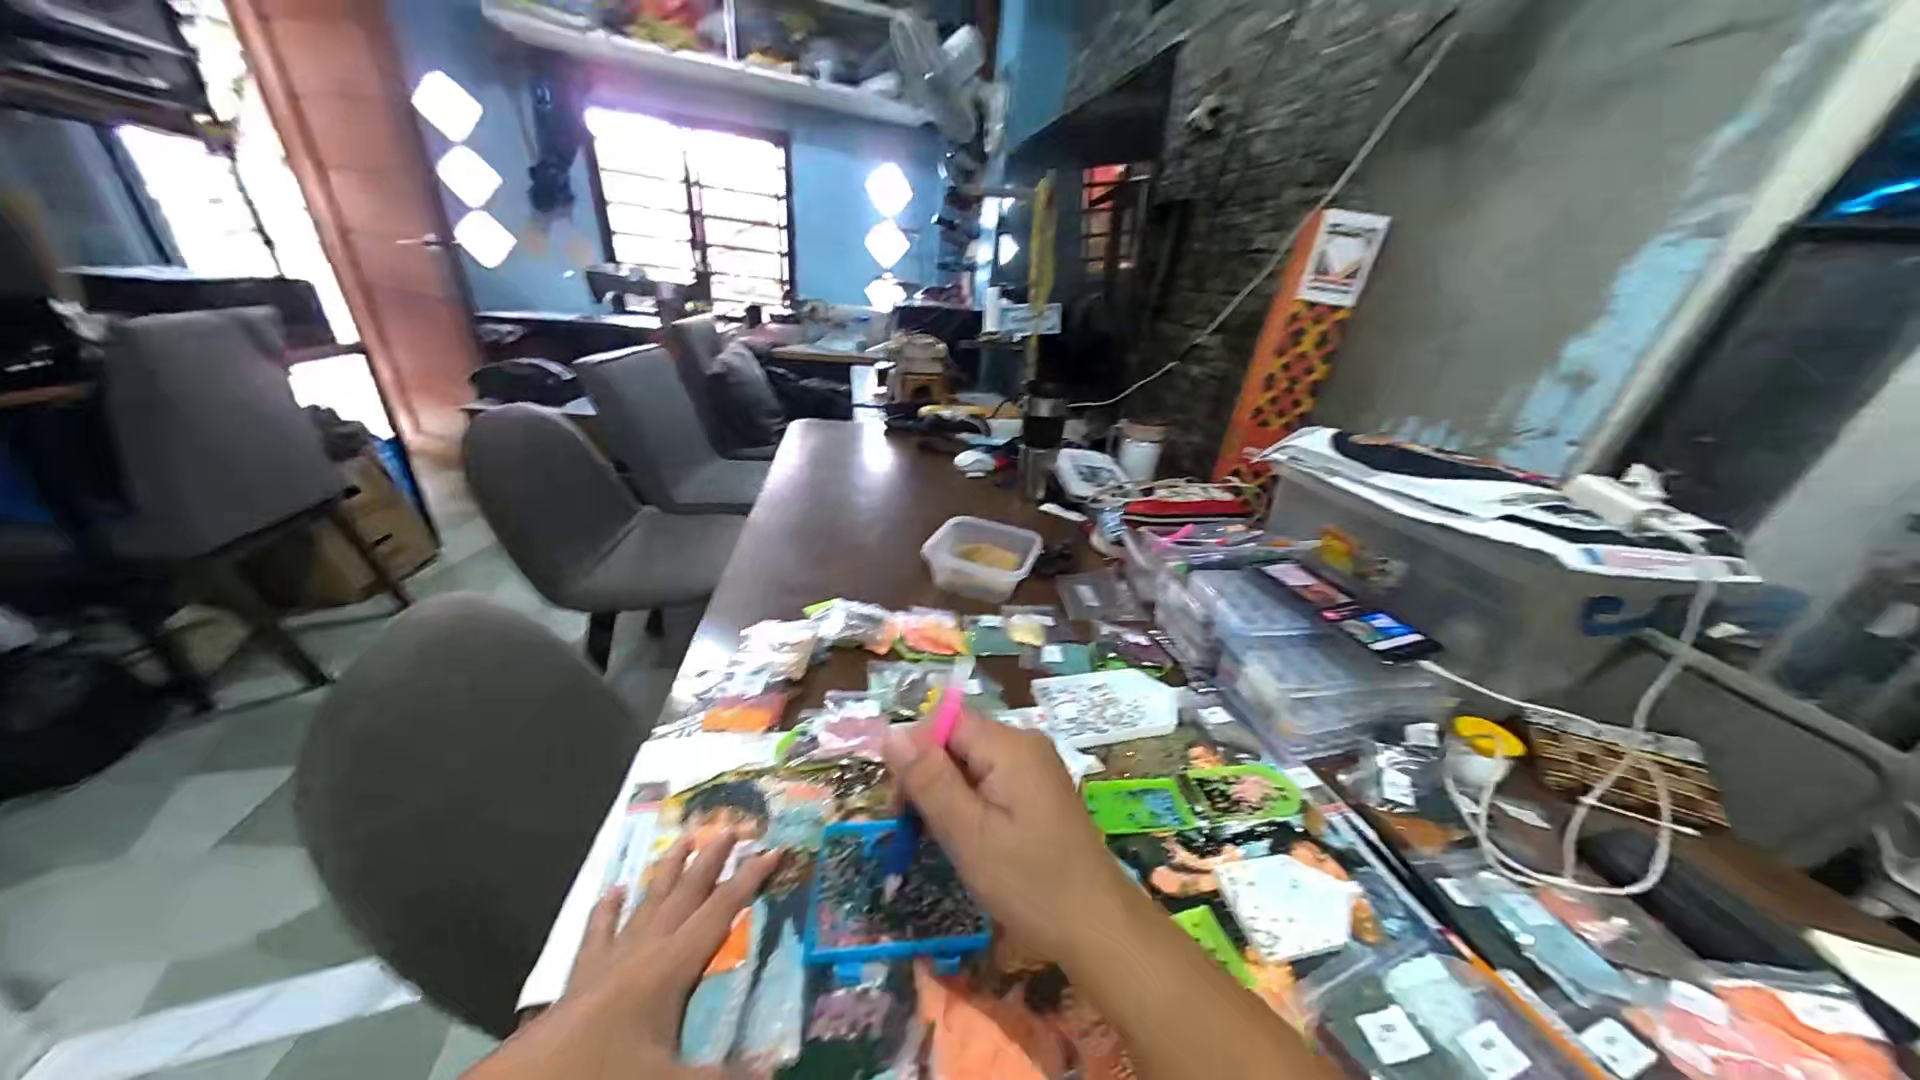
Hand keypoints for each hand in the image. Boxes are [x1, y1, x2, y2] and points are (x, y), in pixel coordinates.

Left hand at [471, 836, 778, 1079]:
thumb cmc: (603, 1076)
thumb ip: (722, 1079)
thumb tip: (774, 1074)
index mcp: (673, 965)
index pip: (721, 910)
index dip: (749, 879)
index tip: (773, 850)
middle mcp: (646, 949)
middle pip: (686, 893)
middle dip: (711, 859)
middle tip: (731, 828)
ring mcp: (612, 958)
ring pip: (648, 901)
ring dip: (668, 869)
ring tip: (683, 838)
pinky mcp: (582, 976)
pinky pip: (599, 931)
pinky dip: (608, 909)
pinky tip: (613, 892)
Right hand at [881, 711, 1130, 960]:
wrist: (1098, 926)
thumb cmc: (1029, 883)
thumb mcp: (968, 834)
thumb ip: (929, 780)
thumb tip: (891, 732)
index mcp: (1009, 745)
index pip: (944, 721)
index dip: (915, 754)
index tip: (902, 805)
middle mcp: (1024, 743)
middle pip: (957, 739)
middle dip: (928, 777)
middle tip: (916, 831)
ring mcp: (1035, 766)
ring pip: (970, 762)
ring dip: (946, 794)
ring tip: (942, 839)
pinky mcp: (1038, 789)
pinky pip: (991, 779)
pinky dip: (970, 803)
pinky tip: (969, 838)